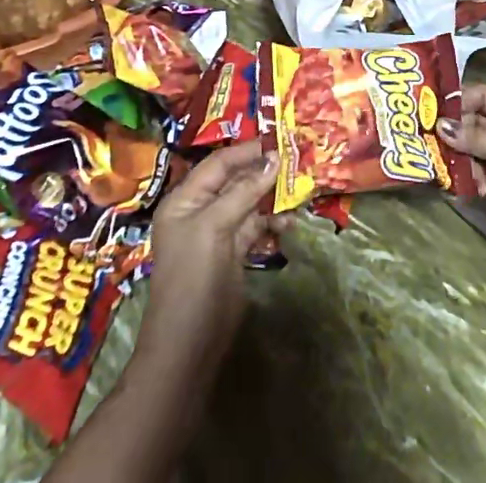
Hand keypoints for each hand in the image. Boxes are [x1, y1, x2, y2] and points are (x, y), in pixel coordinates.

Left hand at [142, 143, 278, 350]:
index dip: (246, 152)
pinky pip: (255, 227)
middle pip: (235, 181)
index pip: (218, 164)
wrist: (189, 343)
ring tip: (300, 194)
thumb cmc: (194, 278)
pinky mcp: (234, 252)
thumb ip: (243, 192)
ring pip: (248, 203)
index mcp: (185, 199)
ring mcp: (218, 232)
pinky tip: (290, 224)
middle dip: (264, 173)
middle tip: (298, 164)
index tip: (279, 142)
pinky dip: (272, 223)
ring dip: (272, 198)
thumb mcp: (214, 228)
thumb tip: (274, 158)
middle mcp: (200, 210)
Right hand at [439, 84, 485, 250]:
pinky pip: (475, 166)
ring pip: (471, 145)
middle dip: (455, 132)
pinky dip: (469, 173)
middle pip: (473, 120)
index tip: (431, 112)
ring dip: (462, 157)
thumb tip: (439, 126)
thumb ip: (479, 138)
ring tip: (457, 171)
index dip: (458, 101)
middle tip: (433, 143)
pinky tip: (472, 187)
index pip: (483, 96)